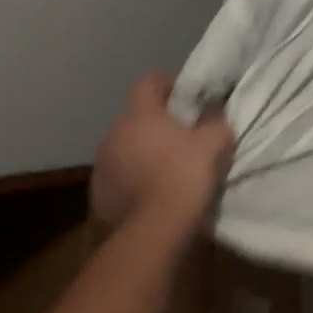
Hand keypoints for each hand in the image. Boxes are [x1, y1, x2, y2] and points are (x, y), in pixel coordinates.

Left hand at [89, 73, 234, 231]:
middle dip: (157, 119)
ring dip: (143, 148)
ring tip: (168, 162)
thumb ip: (214, 118)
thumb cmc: (185, 173)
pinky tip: (154, 188)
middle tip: (183, 130)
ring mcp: (100, 167)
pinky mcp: (96, 195)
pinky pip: (118, 173)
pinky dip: (134, 174)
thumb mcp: (216, 139)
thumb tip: (212, 109)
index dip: (168, 83)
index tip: (188, 95)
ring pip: (124, 145)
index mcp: (139, 115)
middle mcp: (112, 135)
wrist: (153, 230)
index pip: (148, 81)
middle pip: (135, 115)